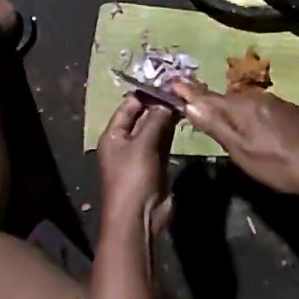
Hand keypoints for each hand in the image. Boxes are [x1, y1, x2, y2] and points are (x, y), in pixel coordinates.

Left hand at [97, 96, 177, 231]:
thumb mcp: (142, 145)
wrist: (139, 216)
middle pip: (142, 118)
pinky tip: (183, 121)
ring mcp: (141, 154)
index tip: (164, 83)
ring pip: (154, 130)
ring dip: (167, 118)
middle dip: (158, 106)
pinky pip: (163, 144)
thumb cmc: (133, 177)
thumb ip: (154, 122)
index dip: (144, 95)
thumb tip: (166, 102)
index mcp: (113, 135)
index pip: (127, 107)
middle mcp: (125, 142)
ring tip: (184, 101)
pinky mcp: (156, 165)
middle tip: (180, 90)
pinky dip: (171, 133)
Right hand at [171, 81, 298, 196]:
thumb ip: (214, 125)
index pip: (204, 96)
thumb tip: (188, 103)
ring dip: (232, 112)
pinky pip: (259, 109)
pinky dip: (250, 116)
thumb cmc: (277, 164)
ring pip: (243, 104)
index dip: (187, 91)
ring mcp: (274, 102)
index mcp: (238, 106)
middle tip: (195, 113)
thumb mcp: (240, 150)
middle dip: (209, 104)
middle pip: (224, 100)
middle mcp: (254, 97)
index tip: (170, 83)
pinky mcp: (290, 111)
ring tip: (225, 125)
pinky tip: (256, 132)